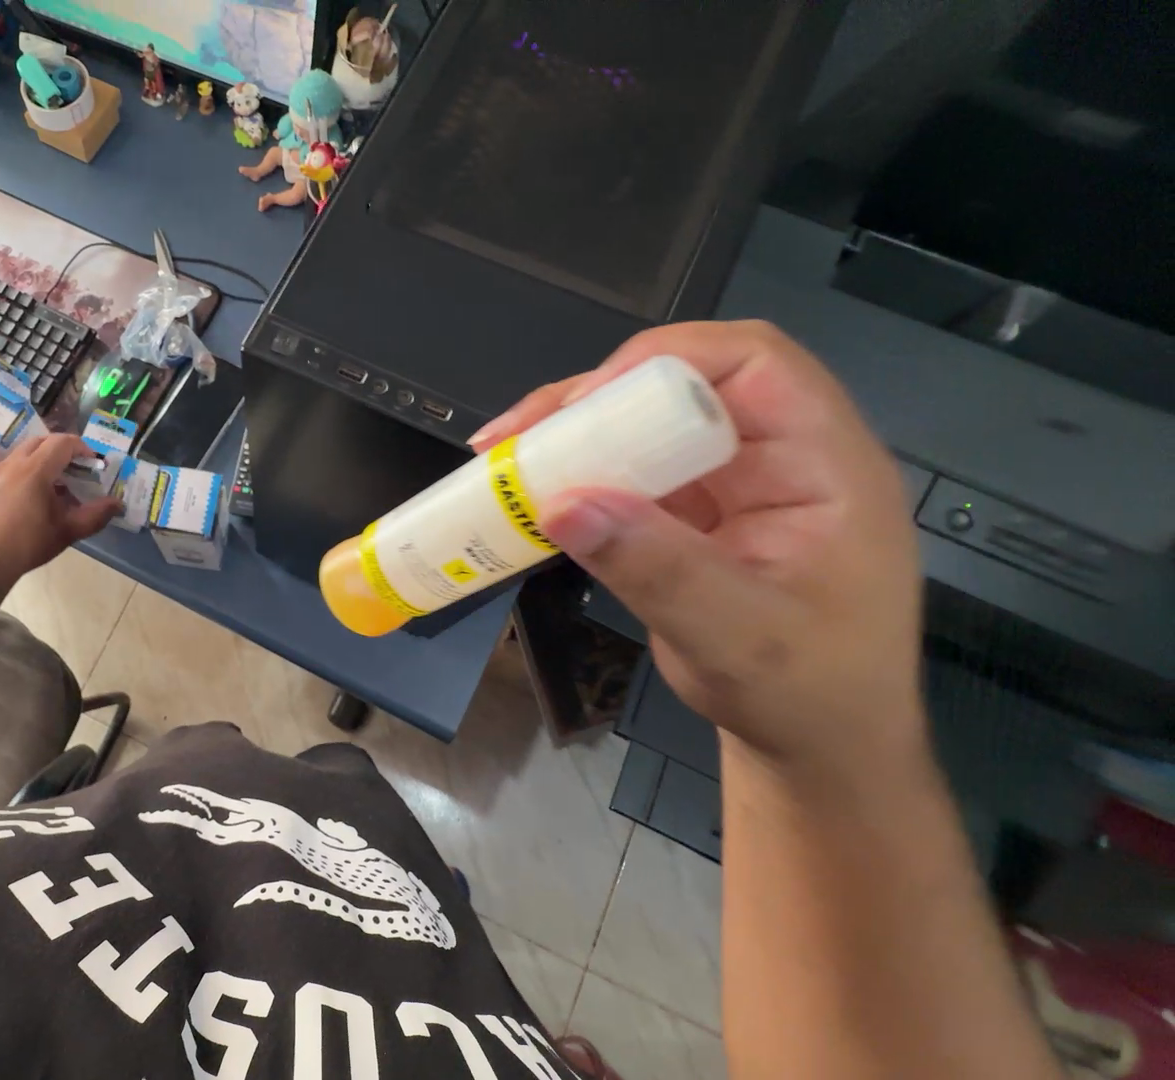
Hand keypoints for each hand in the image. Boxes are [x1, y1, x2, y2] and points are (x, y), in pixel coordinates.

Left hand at [0, 434, 121, 585]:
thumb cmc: (26, 545)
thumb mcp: (67, 531)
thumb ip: (95, 515)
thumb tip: (117, 504)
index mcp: (35, 470)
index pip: (62, 443)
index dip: (83, 448)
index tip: (95, 465)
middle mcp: (13, 464)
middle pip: (41, 442)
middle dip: (63, 450)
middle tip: (78, 471)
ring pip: (24, 454)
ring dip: (45, 461)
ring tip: (58, 488)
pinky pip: (12, 468)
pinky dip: (29, 472)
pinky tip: (35, 500)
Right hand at [473, 321, 925, 773]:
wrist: (813, 740)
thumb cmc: (807, 694)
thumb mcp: (737, 637)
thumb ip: (658, 569)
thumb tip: (561, 504)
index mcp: (820, 464)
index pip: (751, 362)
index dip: (664, 363)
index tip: (582, 408)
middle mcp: (771, 457)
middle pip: (676, 385)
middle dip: (589, 401)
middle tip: (512, 437)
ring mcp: (726, 484)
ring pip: (639, 426)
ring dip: (569, 436)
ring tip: (501, 459)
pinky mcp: (687, 513)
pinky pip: (622, 474)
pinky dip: (571, 477)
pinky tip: (528, 495)